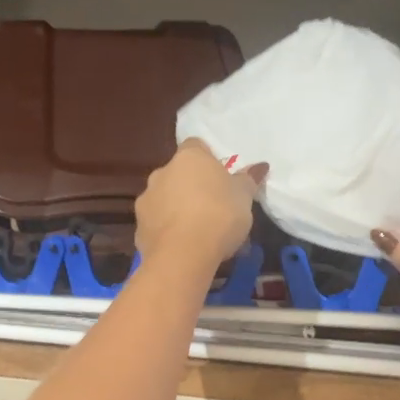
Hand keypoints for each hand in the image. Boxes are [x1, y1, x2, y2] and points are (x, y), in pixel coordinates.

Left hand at [135, 140, 264, 270]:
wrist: (183, 254)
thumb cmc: (219, 215)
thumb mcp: (243, 197)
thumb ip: (248, 180)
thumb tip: (260, 166)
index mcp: (188, 158)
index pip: (195, 146)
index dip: (208, 160)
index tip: (220, 177)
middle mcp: (161, 173)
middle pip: (178, 174)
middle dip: (192, 187)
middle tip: (213, 207)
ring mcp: (146, 199)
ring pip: (164, 199)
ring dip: (177, 209)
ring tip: (199, 233)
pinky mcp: (139, 227)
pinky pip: (156, 224)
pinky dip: (167, 231)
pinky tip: (183, 247)